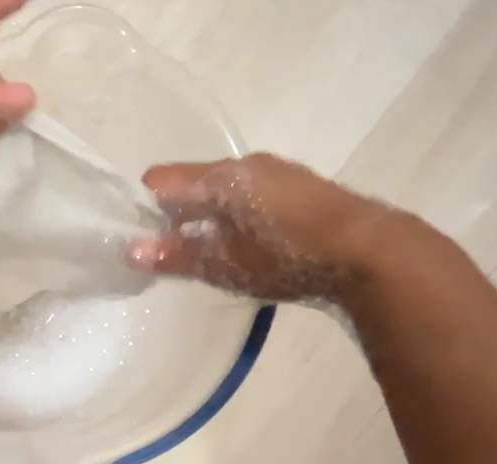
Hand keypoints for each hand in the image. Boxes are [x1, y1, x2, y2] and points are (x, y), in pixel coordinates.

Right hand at [126, 154, 397, 302]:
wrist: (366, 252)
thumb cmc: (285, 256)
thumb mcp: (223, 264)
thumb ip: (175, 256)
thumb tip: (131, 251)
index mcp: (221, 177)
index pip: (161, 180)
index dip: (142, 208)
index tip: (136, 241)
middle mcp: (244, 165)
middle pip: (189, 184)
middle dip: (170, 216)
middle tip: (162, 255)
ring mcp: (272, 174)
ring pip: (218, 191)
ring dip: (201, 219)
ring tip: (198, 256)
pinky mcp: (292, 189)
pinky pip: (243, 197)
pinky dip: (227, 218)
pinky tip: (234, 248)